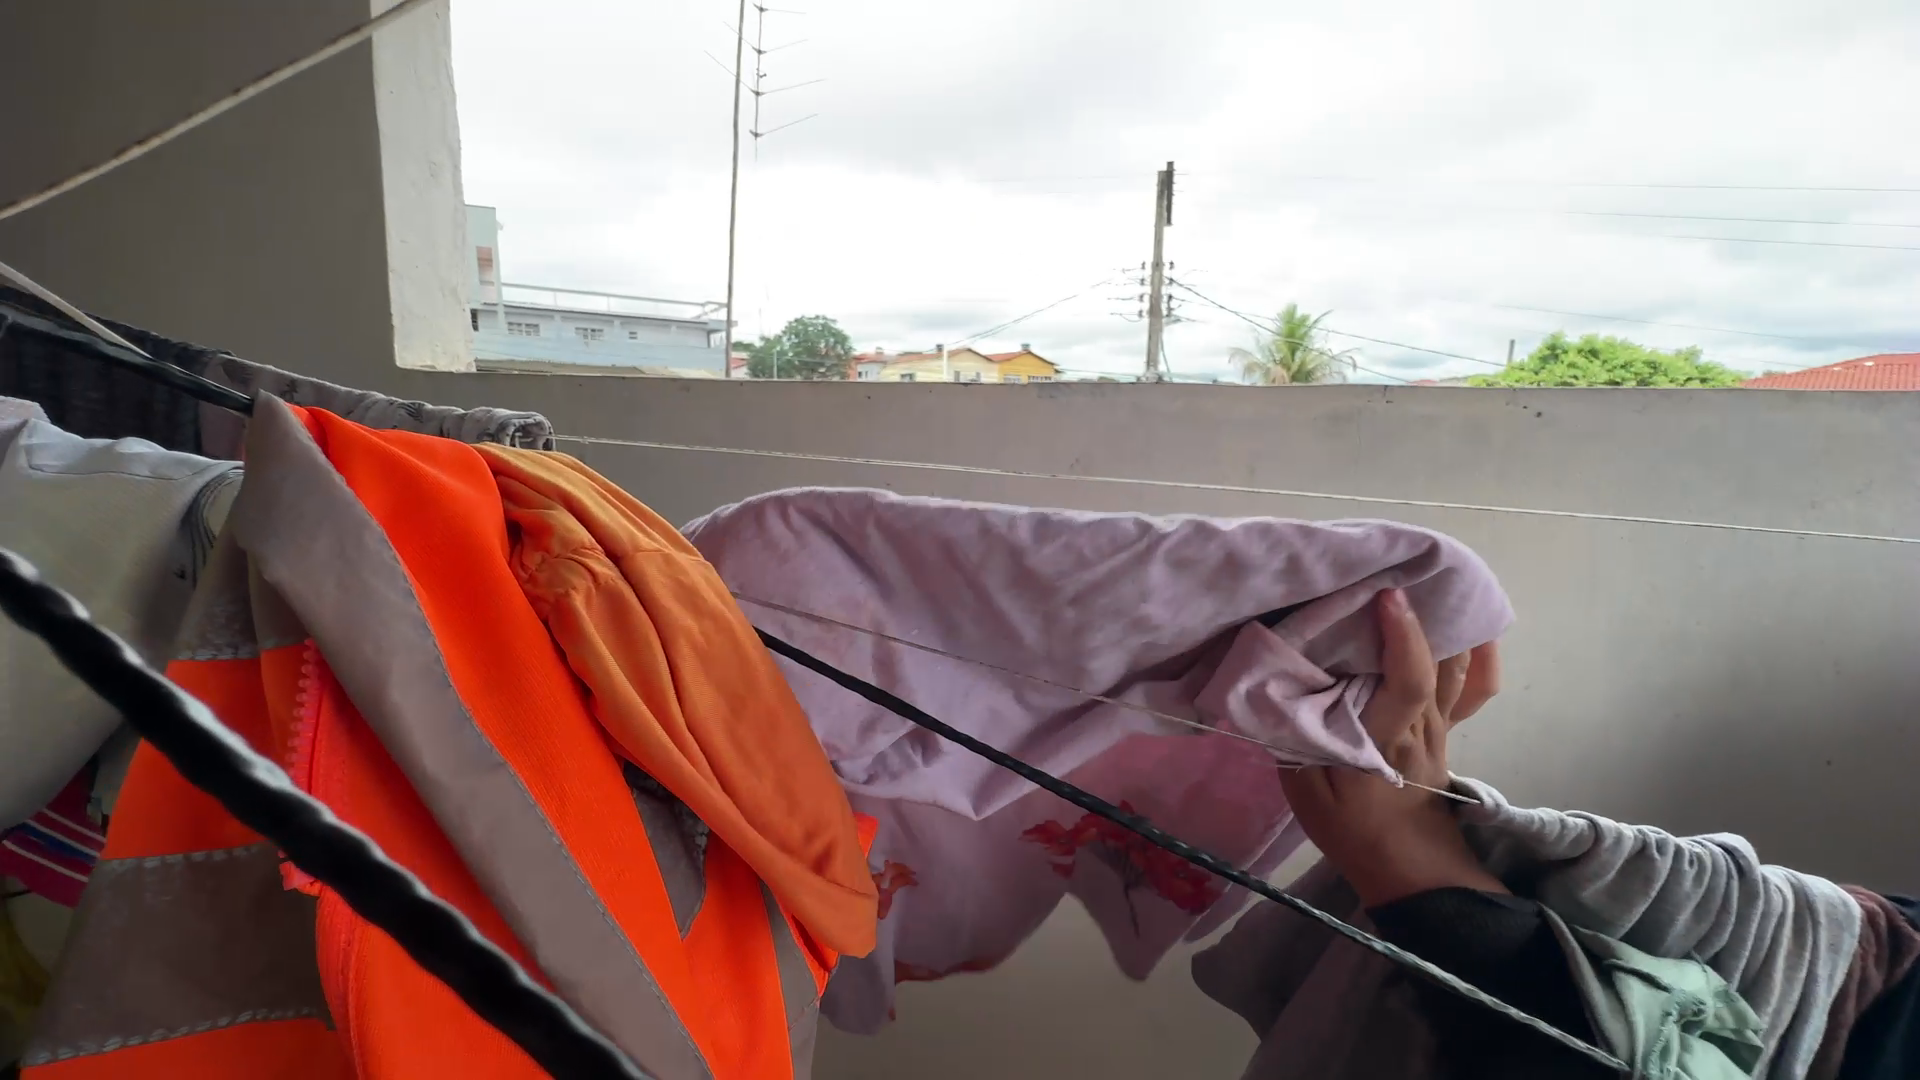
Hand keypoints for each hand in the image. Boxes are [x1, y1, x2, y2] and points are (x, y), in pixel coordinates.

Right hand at [1279, 588, 1506, 906]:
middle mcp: (1423, 725)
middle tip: (1399, 568)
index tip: (1387, 594)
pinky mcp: (1446, 729)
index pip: (1408, 682)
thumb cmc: (1350, 827)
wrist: (1408, 867)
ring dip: (1447, 623)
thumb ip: (1293, 735)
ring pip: (1459, 667)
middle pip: (1441, 662)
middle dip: (1425, 611)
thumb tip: (1275, 684)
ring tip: (1424, 583)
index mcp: (1385, 739)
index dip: (1404, 636)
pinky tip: (1467, 625)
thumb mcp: (1304, 788)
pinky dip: (1476, 653)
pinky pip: (1471, 686)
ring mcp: (1442, 726)